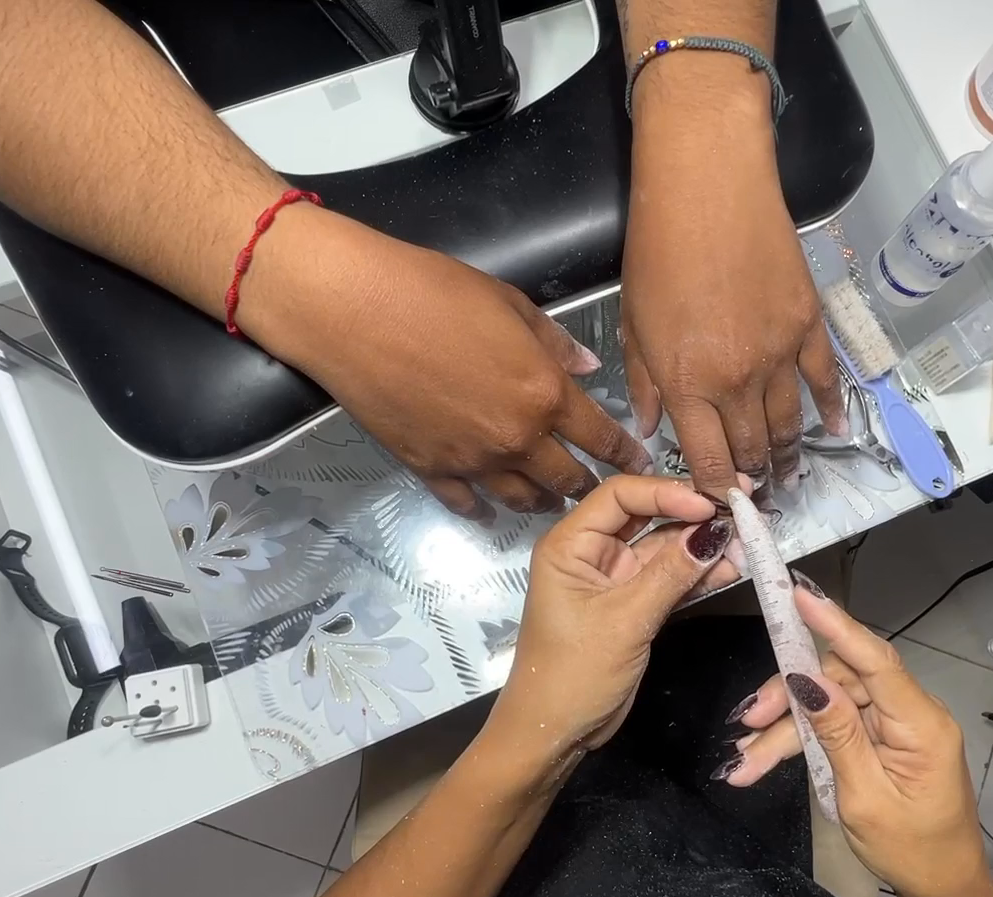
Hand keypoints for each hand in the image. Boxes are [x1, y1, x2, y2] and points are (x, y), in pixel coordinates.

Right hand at [244, 216, 650, 516]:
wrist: (352, 310)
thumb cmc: (434, 291)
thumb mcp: (509, 304)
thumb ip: (555, 345)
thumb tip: (589, 370)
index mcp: (545, 394)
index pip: (600, 435)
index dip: (625, 452)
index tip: (639, 463)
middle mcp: (517, 439)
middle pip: (566, 477)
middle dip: (588, 485)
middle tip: (597, 488)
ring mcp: (472, 461)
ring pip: (521, 498)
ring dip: (542, 501)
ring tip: (550, 501)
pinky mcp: (430, 470)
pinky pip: (465, 503)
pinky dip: (481, 508)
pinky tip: (488, 509)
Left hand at [492, 475, 740, 756]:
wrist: (554, 734)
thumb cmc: (574, 673)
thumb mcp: (624, 621)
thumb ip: (671, 574)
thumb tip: (715, 530)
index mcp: (570, 544)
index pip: (620, 495)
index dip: (666, 492)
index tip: (710, 504)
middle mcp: (591, 552)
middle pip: (646, 515)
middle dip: (692, 513)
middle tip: (742, 506)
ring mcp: (614, 578)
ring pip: (663, 548)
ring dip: (702, 545)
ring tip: (747, 541)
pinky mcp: (633, 604)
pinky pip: (669, 578)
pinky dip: (698, 574)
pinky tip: (732, 568)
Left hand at [620, 60, 844, 494]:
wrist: (708, 183)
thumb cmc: (656, 251)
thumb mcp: (634, 324)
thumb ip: (646, 384)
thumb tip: (654, 429)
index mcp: (689, 385)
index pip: (709, 462)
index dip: (717, 491)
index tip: (720, 504)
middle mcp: (738, 382)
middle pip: (753, 450)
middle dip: (752, 480)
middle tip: (755, 496)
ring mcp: (780, 355)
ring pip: (789, 425)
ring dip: (788, 457)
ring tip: (788, 479)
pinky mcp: (809, 325)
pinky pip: (826, 380)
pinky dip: (831, 410)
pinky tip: (833, 432)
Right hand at [724, 584, 991, 896]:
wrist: (942, 891)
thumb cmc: (911, 852)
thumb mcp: (865, 798)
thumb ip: (837, 735)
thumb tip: (808, 682)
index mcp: (920, 724)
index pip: (876, 660)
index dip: (836, 625)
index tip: (799, 596)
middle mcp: (909, 713)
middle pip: (839, 681)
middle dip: (788, 698)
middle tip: (746, 724)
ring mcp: (893, 724)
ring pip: (828, 703)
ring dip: (785, 728)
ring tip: (744, 759)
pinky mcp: (879, 737)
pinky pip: (833, 723)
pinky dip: (799, 739)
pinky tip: (762, 757)